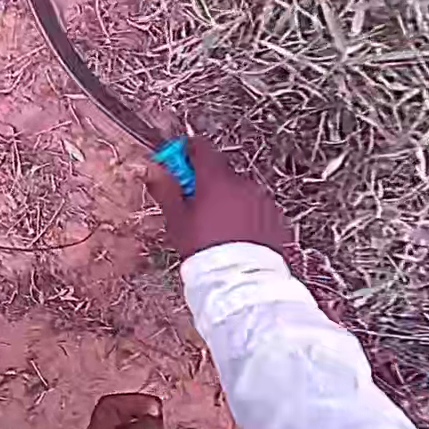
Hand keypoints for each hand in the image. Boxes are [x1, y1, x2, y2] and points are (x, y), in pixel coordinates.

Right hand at [145, 136, 288, 258]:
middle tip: (191, 207)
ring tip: (214, 228)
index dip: (185, 153)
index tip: (176, 165)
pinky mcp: (274, 217)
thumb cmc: (205, 250)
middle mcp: (243, 184)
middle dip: (204, 184)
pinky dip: (244, 215)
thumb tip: (154, 170)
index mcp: (216, 180)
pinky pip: (255, 208)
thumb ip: (166, 190)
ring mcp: (262, 200)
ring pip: (238, 191)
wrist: (240, 279)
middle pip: (219, 172)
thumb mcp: (177, 220)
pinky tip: (233, 235)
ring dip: (225, 200)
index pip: (200, 148)